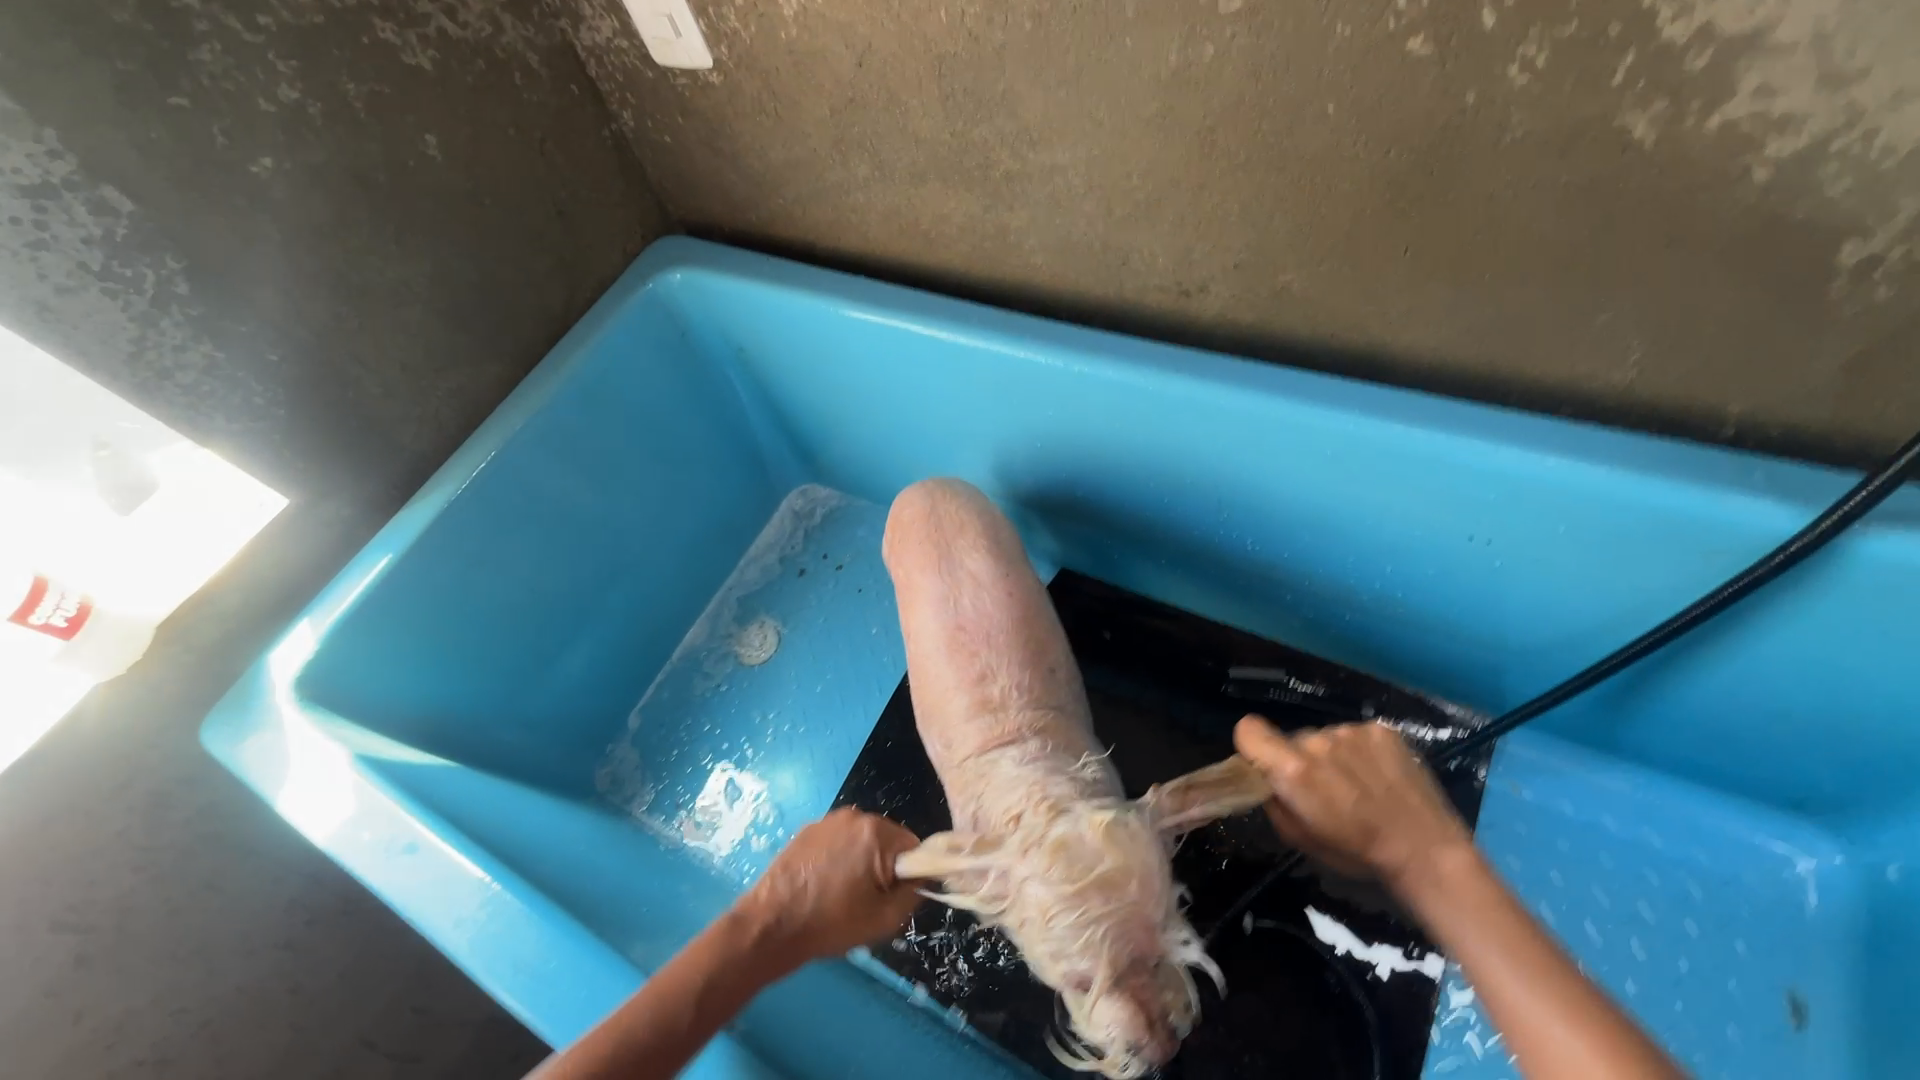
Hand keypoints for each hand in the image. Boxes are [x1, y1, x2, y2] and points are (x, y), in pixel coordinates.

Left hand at [734, 808, 923, 965]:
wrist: (770, 926)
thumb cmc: (831, 923)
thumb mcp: (885, 919)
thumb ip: (913, 894)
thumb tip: (920, 879)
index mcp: (876, 833)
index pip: (914, 848)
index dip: (911, 875)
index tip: (894, 898)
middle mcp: (855, 816)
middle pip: (888, 841)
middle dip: (885, 867)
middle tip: (869, 900)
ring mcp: (828, 821)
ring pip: (863, 840)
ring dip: (862, 862)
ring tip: (844, 893)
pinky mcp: (808, 830)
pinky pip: (839, 841)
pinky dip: (840, 858)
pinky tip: (825, 884)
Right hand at [1232, 715, 1471, 886]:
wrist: (1426, 851)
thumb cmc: (1357, 853)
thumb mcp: (1299, 838)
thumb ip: (1273, 802)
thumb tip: (1266, 782)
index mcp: (1293, 769)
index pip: (1248, 729)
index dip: (1253, 747)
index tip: (1267, 767)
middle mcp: (1318, 741)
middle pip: (1292, 739)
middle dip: (1300, 759)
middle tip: (1325, 790)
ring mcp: (1352, 731)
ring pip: (1325, 738)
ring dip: (1333, 756)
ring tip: (1359, 785)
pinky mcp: (1382, 729)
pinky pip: (1355, 735)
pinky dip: (1360, 752)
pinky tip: (1379, 776)